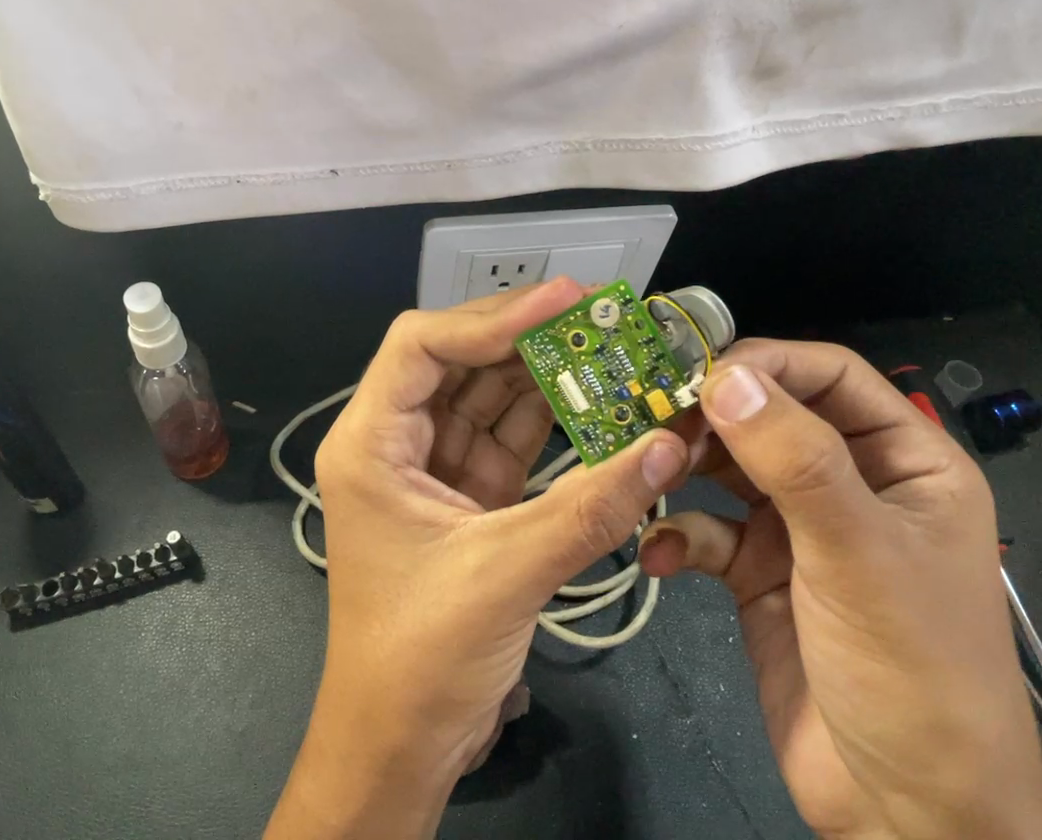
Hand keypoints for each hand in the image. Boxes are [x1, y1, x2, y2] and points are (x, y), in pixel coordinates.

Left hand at [266, 279, 690, 839]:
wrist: (400, 741)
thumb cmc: (420, 657)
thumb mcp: (505, 573)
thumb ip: (589, 509)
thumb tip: (670, 446)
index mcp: (371, 445)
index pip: (422, 347)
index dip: (491, 316)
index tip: (564, 301)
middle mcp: (397, 444)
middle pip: (461, 363)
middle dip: (529, 338)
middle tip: (602, 315)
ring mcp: (436, 472)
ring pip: (492, 401)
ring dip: (549, 378)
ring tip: (614, 350)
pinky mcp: (471, 500)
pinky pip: (515, 444)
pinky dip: (557, 426)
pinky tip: (604, 408)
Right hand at [639, 340, 1041, 839]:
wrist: (905, 810)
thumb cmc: (911, 670)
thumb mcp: (859, 554)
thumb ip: (794, 460)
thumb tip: (723, 375)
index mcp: (905, 462)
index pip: (830, 377)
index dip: (765, 363)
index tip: (693, 373)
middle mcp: (851, 484)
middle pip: (769, 418)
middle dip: (711, 419)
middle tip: (651, 423)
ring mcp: (801, 532)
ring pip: (729, 471)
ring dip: (684, 469)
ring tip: (645, 474)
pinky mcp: (758, 575)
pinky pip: (707, 534)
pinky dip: (676, 536)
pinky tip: (656, 556)